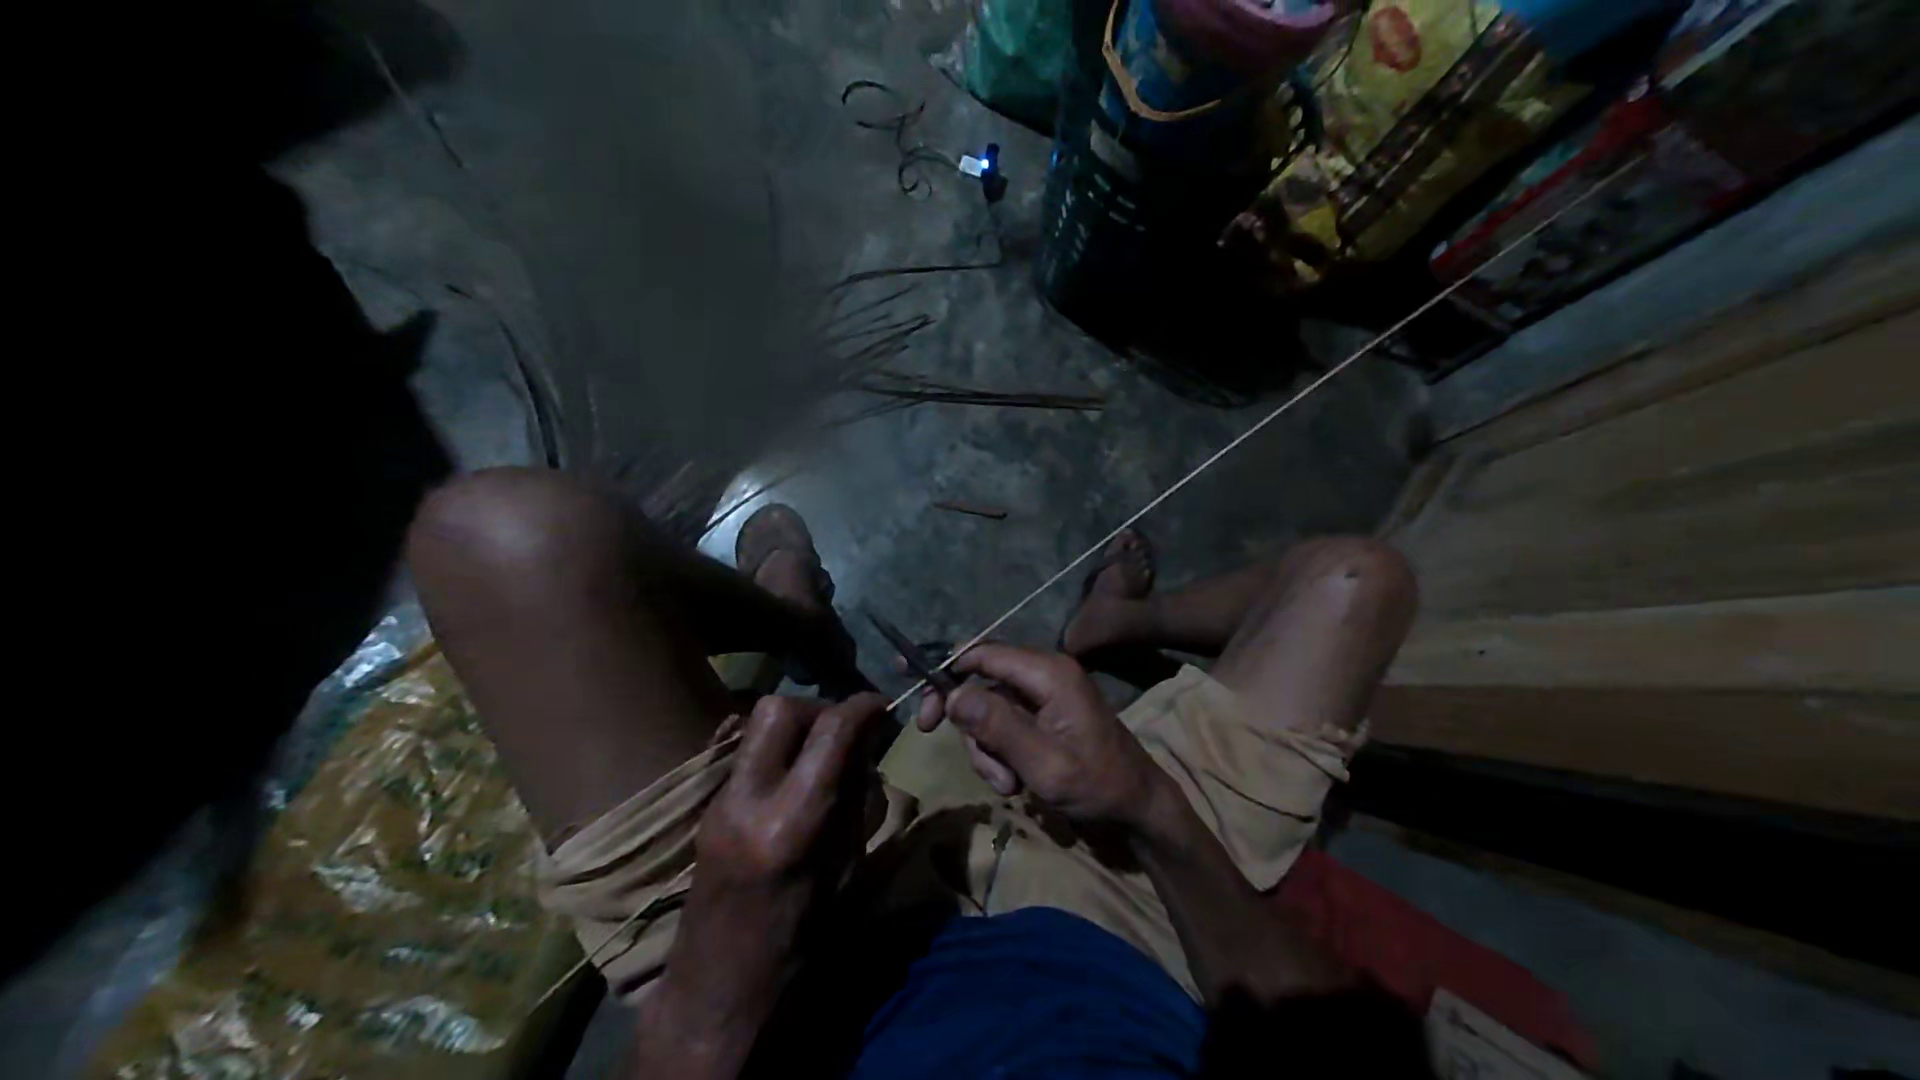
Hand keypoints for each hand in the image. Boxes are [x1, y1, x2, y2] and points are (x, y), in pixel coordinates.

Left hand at [650, 693, 886, 1051]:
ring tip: (822, 754)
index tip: (882, 705)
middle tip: (843, 730)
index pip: (830, 732)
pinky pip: (750, 752)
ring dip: (798, 725)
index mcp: (790, 824)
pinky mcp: (710, 804)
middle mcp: (747, 800)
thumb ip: (854, 793)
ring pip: (758, 725)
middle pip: (779, 709)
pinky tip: (798, 778)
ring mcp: (720, 800)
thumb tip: (866, 737)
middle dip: (818, 707)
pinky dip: (781, 750)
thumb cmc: (803, 939)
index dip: (862, 707)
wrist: (723, 985)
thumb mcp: (846, 864)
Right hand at [915, 645, 1163, 829]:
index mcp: (1049, 673)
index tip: (911, 685)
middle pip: (980, 680)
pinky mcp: (1043, 715)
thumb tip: (953, 695)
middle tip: (929, 732)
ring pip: (987, 707)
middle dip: (963, 716)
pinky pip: (1003, 723)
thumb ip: (997, 727)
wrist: (1136, 806)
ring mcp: (1044, 695)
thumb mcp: (1043, 762)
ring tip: (1007, 782)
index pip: (983, 653)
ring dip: (985, 746)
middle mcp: (1045, 674)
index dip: (944, 667)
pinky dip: (999, 752)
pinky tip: (1015, 780)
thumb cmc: (1096, 784)